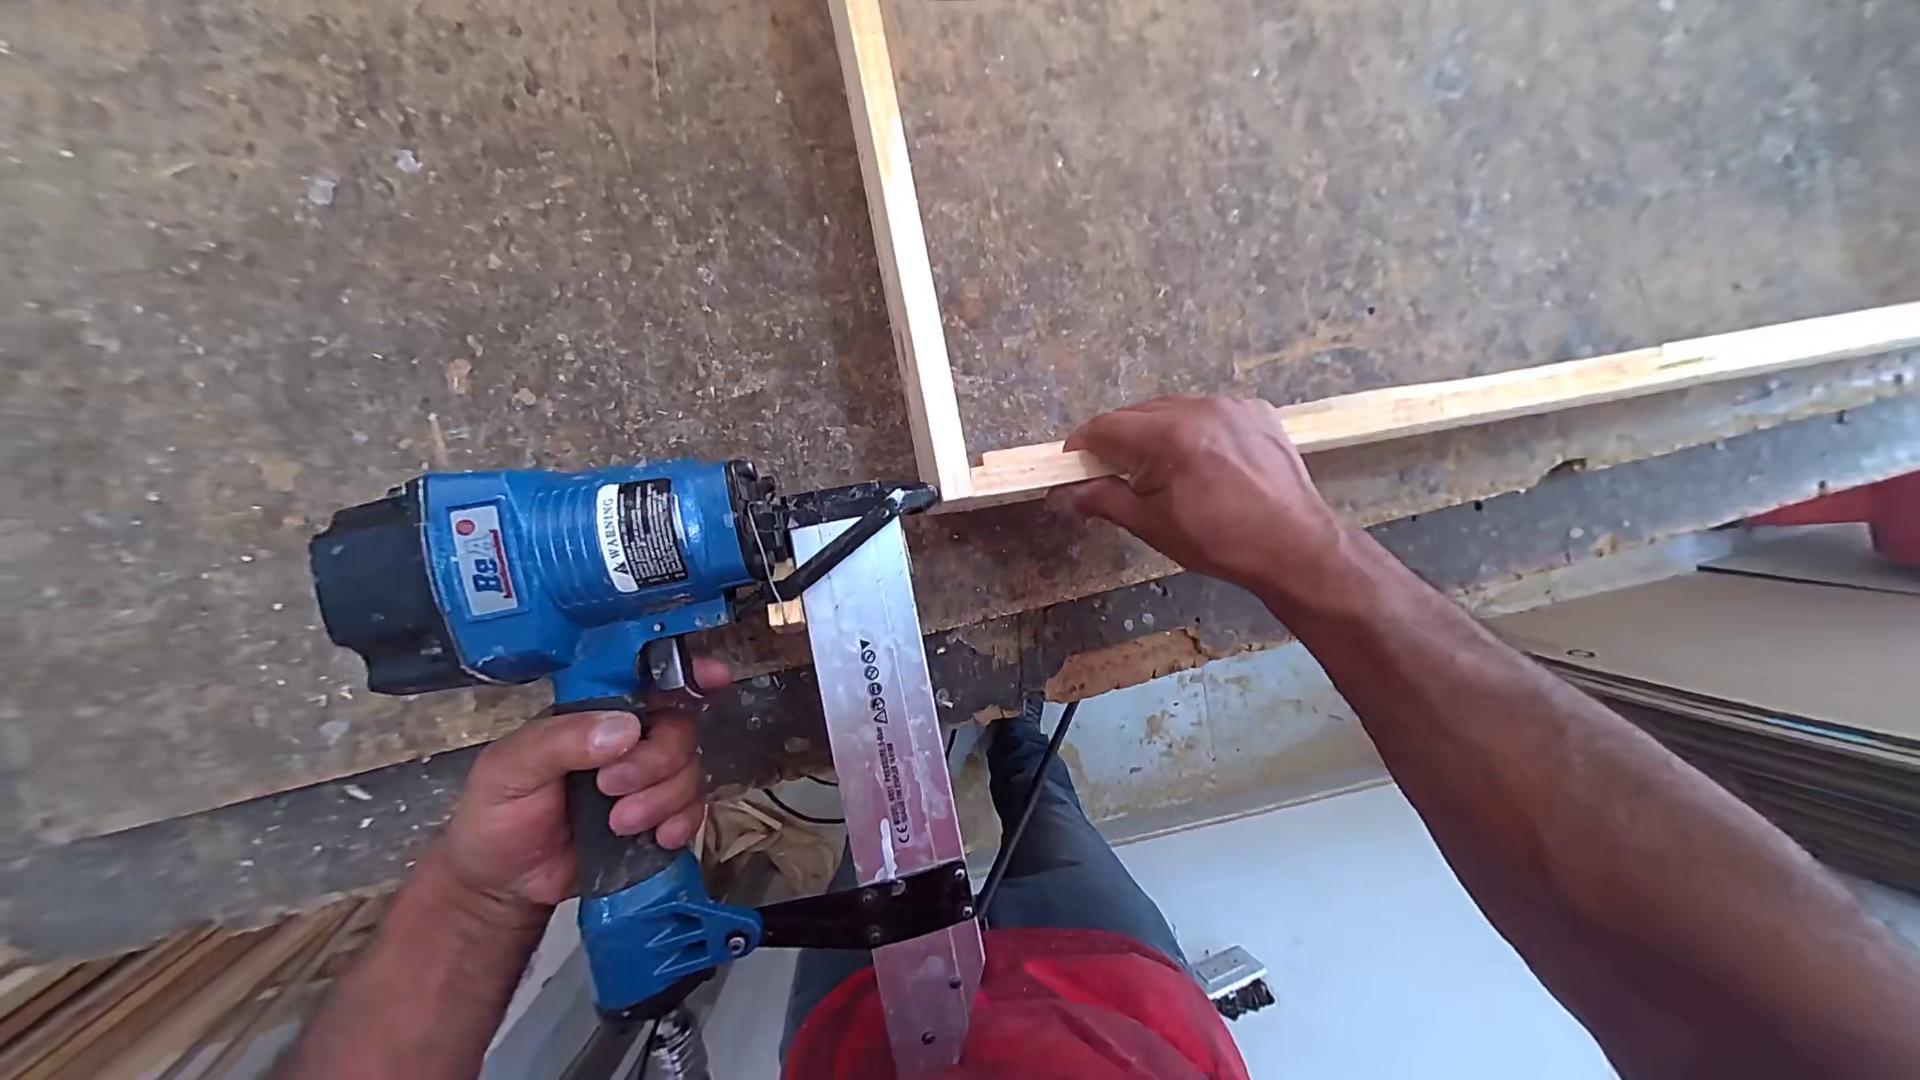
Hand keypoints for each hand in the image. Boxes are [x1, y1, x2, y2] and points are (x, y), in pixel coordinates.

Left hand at [435, 657, 727, 918]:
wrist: (501, 888)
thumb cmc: (497, 815)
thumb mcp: (509, 769)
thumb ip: (560, 741)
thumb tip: (626, 729)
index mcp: (599, 711)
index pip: (648, 677)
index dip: (686, 670)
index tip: (715, 676)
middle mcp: (634, 736)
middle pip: (679, 727)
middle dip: (656, 761)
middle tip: (612, 788)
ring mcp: (651, 777)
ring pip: (691, 768)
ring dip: (662, 799)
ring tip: (619, 824)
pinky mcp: (662, 815)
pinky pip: (696, 808)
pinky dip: (682, 822)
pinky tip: (658, 838)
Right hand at [1048, 396, 1354, 603]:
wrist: (1294, 546)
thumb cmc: (1217, 541)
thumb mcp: (1149, 524)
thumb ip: (1101, 499)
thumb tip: (1064, 495)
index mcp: (1167, 435)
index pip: (1104, 426)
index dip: (1081, 446)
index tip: (1073, 467)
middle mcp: (1198, 407)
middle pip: (1136, 414)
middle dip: (1117, 442)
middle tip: (1114, 476)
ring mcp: (1230, 405)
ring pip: (1171, 411)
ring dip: (1154, 435)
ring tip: (1161, 472)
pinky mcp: (1256, 410)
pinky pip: (1206, 412)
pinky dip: (1191, 431)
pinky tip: (1200, 462)